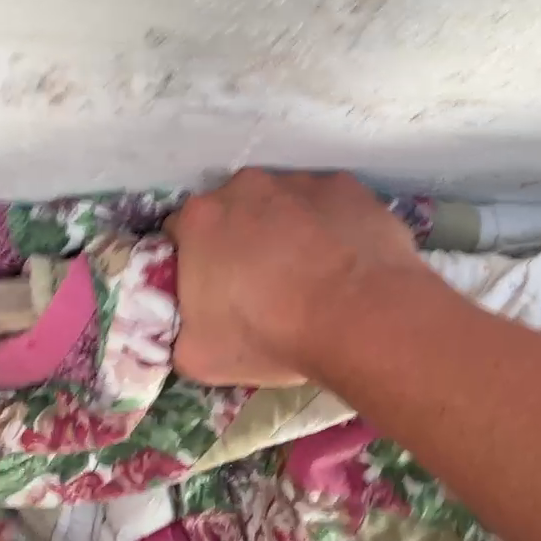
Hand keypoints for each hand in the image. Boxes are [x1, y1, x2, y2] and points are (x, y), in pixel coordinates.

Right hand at [165, 169, 428, 385]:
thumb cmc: (269, 335)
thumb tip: (189, 333)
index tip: (211, 290)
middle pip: (233, 211)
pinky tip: (342, 264)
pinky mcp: (347, 188)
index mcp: (200, 220)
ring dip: (287, 231)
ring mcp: (300, 182)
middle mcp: (245, 187)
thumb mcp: (200, 357)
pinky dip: (330, 227)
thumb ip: (182, 335)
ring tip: (309, 277)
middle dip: (240, 241)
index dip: (193, 262)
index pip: (181, 233)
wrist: (358, 318)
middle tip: (261, 286)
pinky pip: (329, 206)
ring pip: (282, 204)